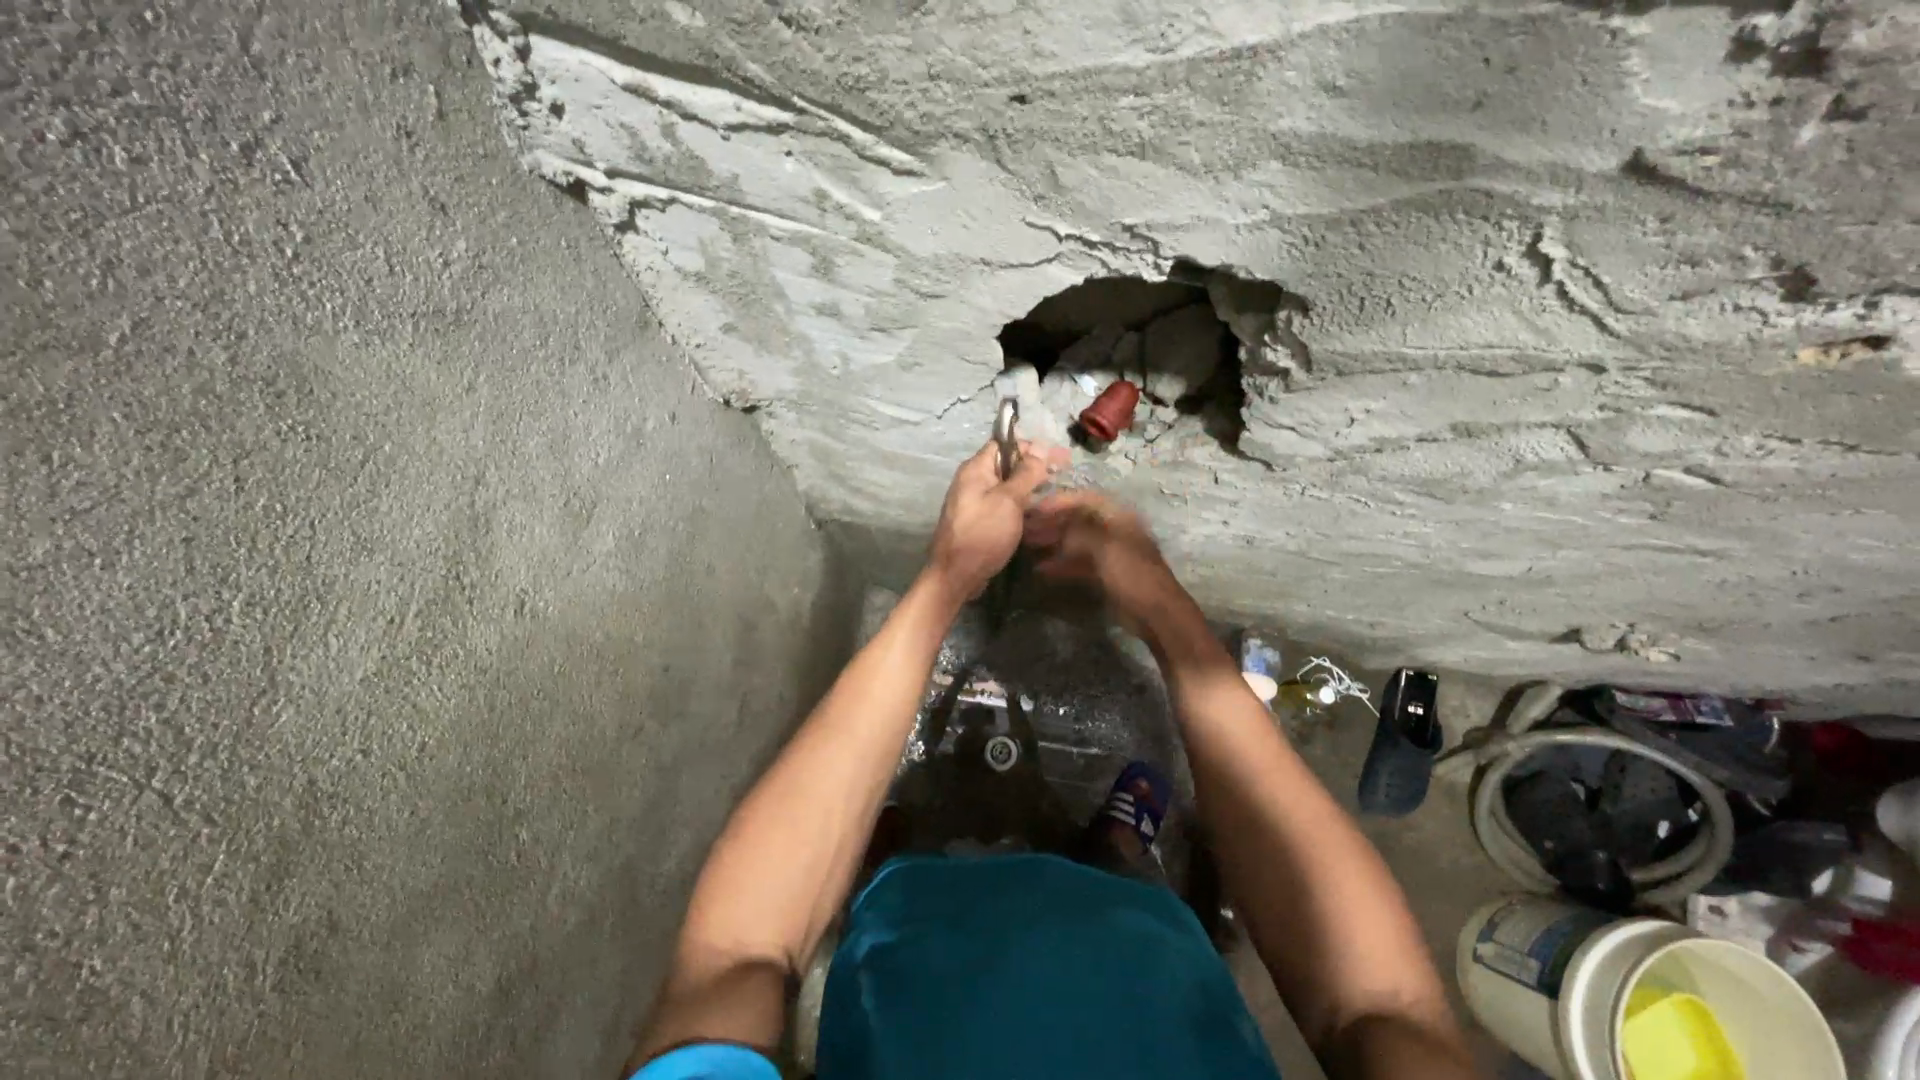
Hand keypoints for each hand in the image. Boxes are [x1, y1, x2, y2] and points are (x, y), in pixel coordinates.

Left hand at [925, 438, 1068, 601]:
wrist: (956, 576)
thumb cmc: (982, 534)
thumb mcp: (1008, 500)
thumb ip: (1026, 473)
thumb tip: (1041, 446)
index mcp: (976, 470)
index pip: (1004, 444)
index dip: (1031, 446)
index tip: (1058, 455)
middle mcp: (974, 482)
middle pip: (1008, 465)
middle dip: (1036, 467)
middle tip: (1065, 472)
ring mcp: (976, 503)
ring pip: (1008, 487)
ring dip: (1031, 488)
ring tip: (1058, 492)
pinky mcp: (982, 522)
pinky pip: (1005, 506)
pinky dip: (1022, 506)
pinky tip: (1041, 513)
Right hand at [1022, 491, 1180, 626]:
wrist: (1154, 613)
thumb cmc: (1131, 573)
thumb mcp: (1103, 547)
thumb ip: (1076, 532)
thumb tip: (1053, 527)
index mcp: (1118, 517)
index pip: (1085, 499)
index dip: (1058, 502)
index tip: (1033, 509)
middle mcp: (1114, 530)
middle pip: (1078, 520)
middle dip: (1052, 523)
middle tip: (1025, 530)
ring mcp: (1111, 553)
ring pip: (1077, 542)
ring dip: (1053, 543)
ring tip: (1028, 547)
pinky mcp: (1107, 575)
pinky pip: (1079, 563)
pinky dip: (1061, 564)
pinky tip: (1041, 570)